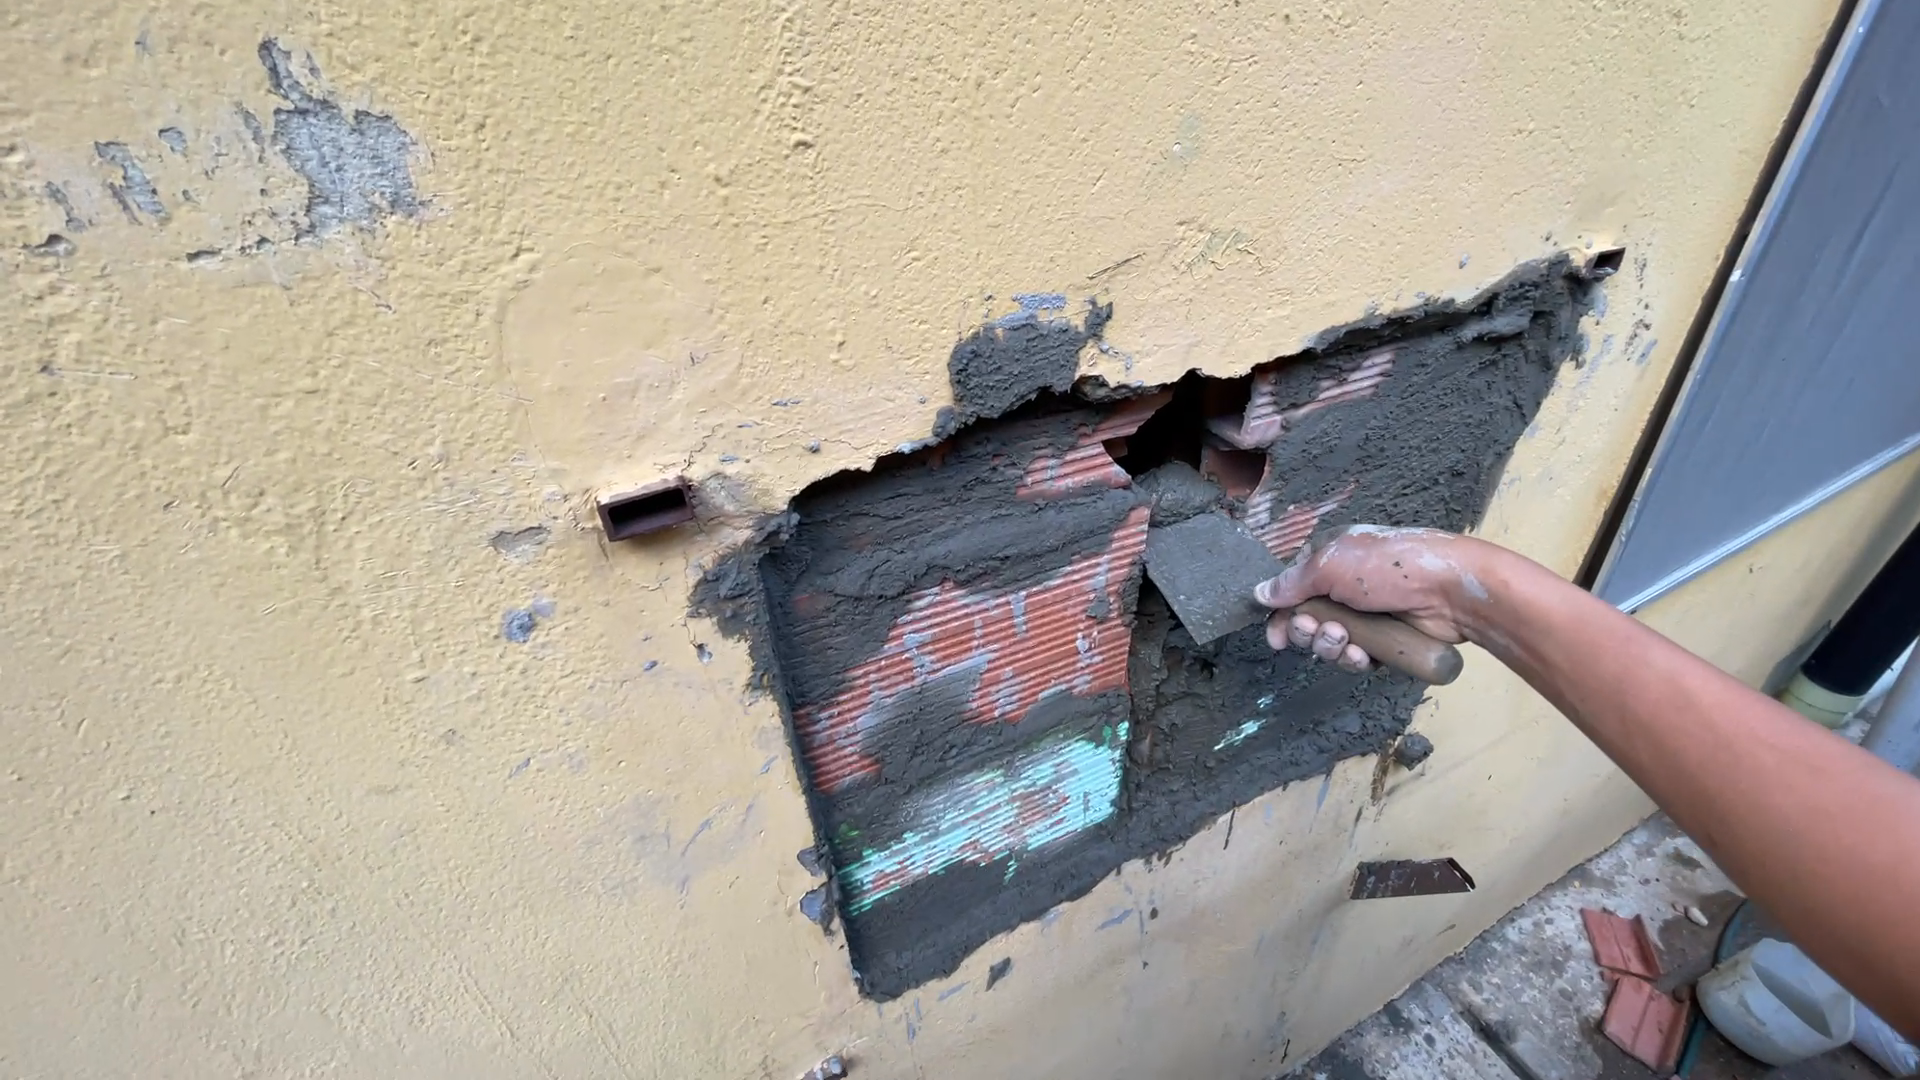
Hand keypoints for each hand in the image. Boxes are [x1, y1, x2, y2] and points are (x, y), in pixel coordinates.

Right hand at [1252, 525, 1490, 670]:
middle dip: (1307, 631)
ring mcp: (1365, 613)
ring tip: (1346, 640)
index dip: (1280, 615)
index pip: (1291, 590)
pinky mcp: (1384, 639)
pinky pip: (1355, 656)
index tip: (1276, 638)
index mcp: (1328, 560)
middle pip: (1306, 619)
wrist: (1454, 590)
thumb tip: (1258, 594)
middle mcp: (1343, 586)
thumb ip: (1290, 582)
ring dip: (1330, 646)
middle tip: (1321, 631)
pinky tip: (1362, 655)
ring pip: (1328, 641)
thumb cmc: (1389, 566)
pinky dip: (1353, 658)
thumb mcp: (1330, 565)